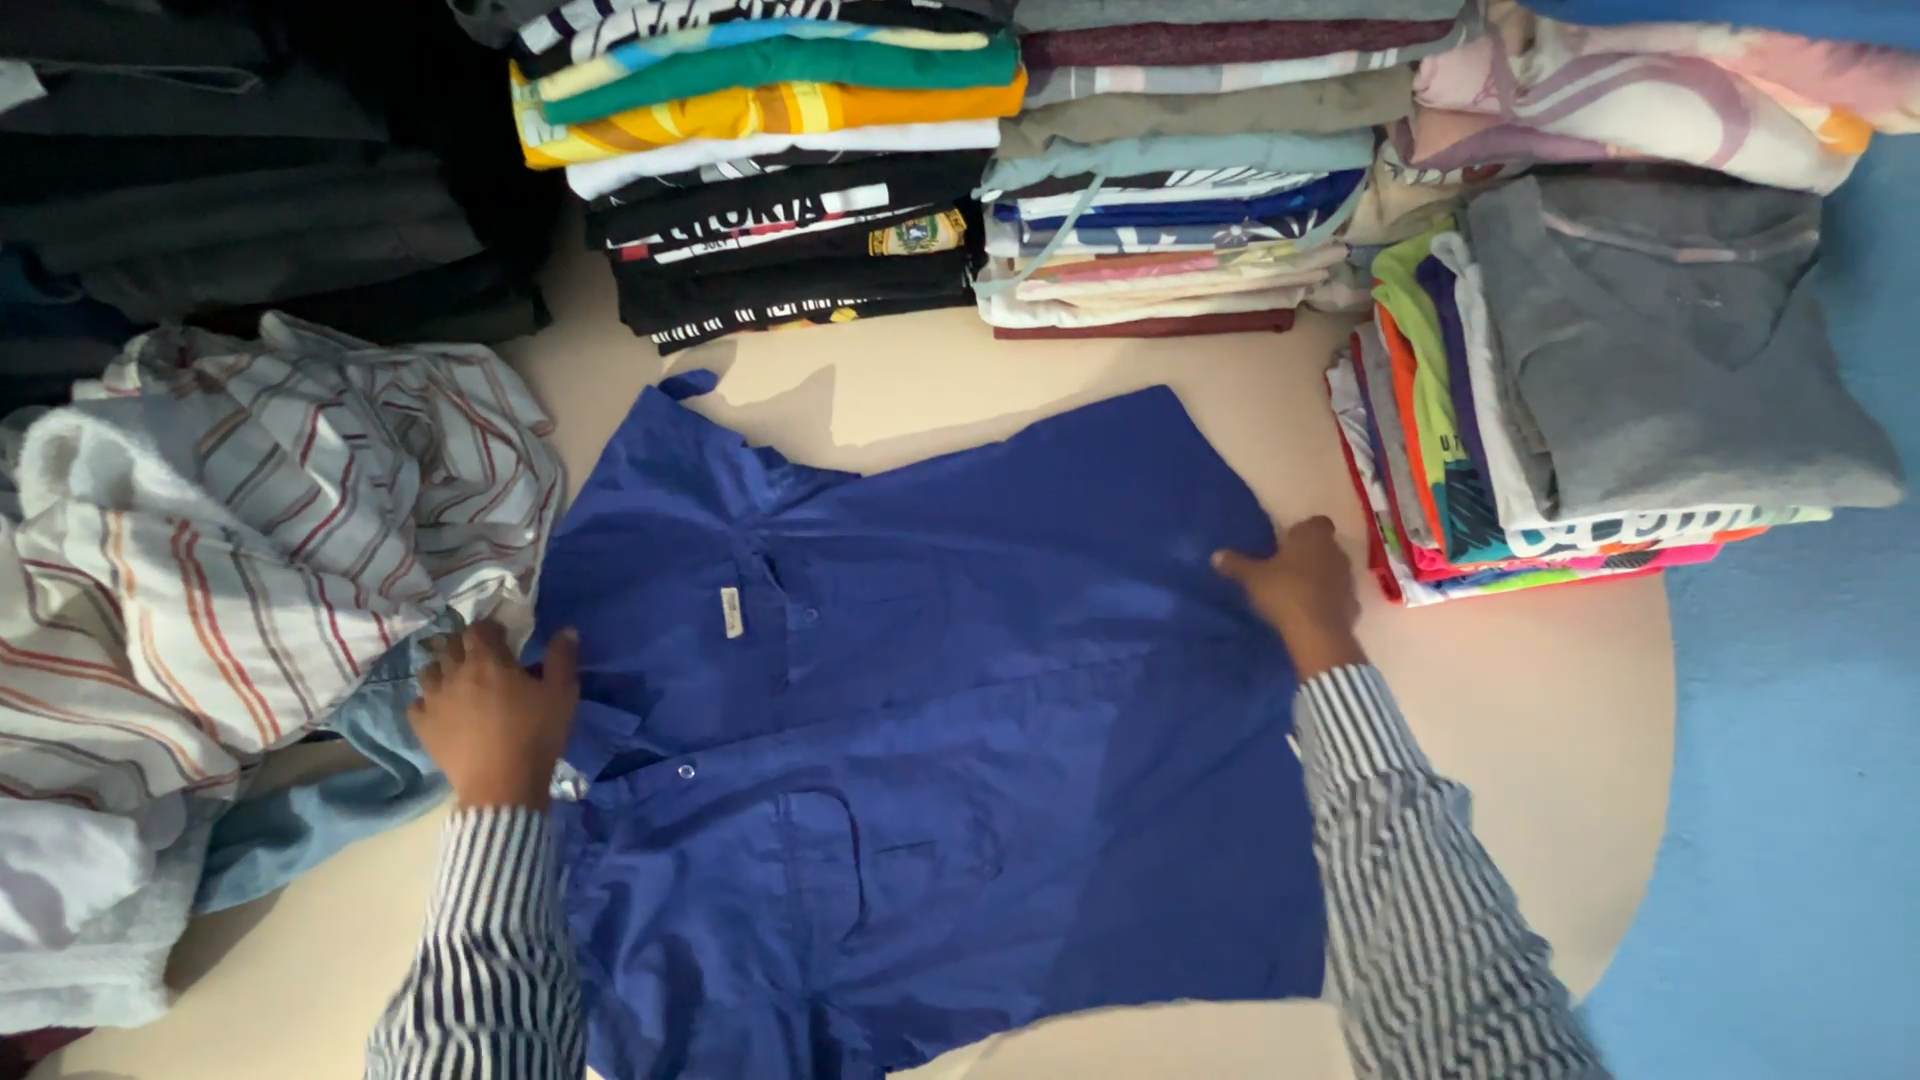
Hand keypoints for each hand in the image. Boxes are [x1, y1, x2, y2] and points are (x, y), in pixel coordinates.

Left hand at [410, 620, 579, 810]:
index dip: (490, 628)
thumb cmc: (536, 732)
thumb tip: (566, 630)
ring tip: (459, 678)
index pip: (478, 629)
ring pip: (429, 671)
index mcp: (488, 662)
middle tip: (483, 654)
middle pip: (450, 646)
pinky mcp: (423, 727)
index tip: (503, 635)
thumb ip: (563, 657)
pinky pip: (418, 703)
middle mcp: (454, 674)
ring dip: (444, 668)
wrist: (503, 782)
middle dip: (466, 644)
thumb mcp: (562, 692)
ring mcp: (434, 701)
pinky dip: (429, 699)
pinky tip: (443, 707)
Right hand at [1213, 516, 1367, 678]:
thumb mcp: (1252, 578)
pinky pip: (1338, 595)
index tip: (1287, 542)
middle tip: (1285, 567)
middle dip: (1309, 554)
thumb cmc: (1284, 592)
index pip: (1315, 522)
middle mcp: (1336, 551)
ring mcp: (1348, 578)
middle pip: (1325, 546)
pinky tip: (1310, 611)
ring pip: (1333, 570)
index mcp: (1313, 537)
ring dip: (1320, 576)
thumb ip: (1235, 564)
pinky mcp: (1353, 603)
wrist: (1317, 631)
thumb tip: (1216, 555)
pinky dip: (1328, 599)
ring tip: (1296, 590)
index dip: (1302, 530)